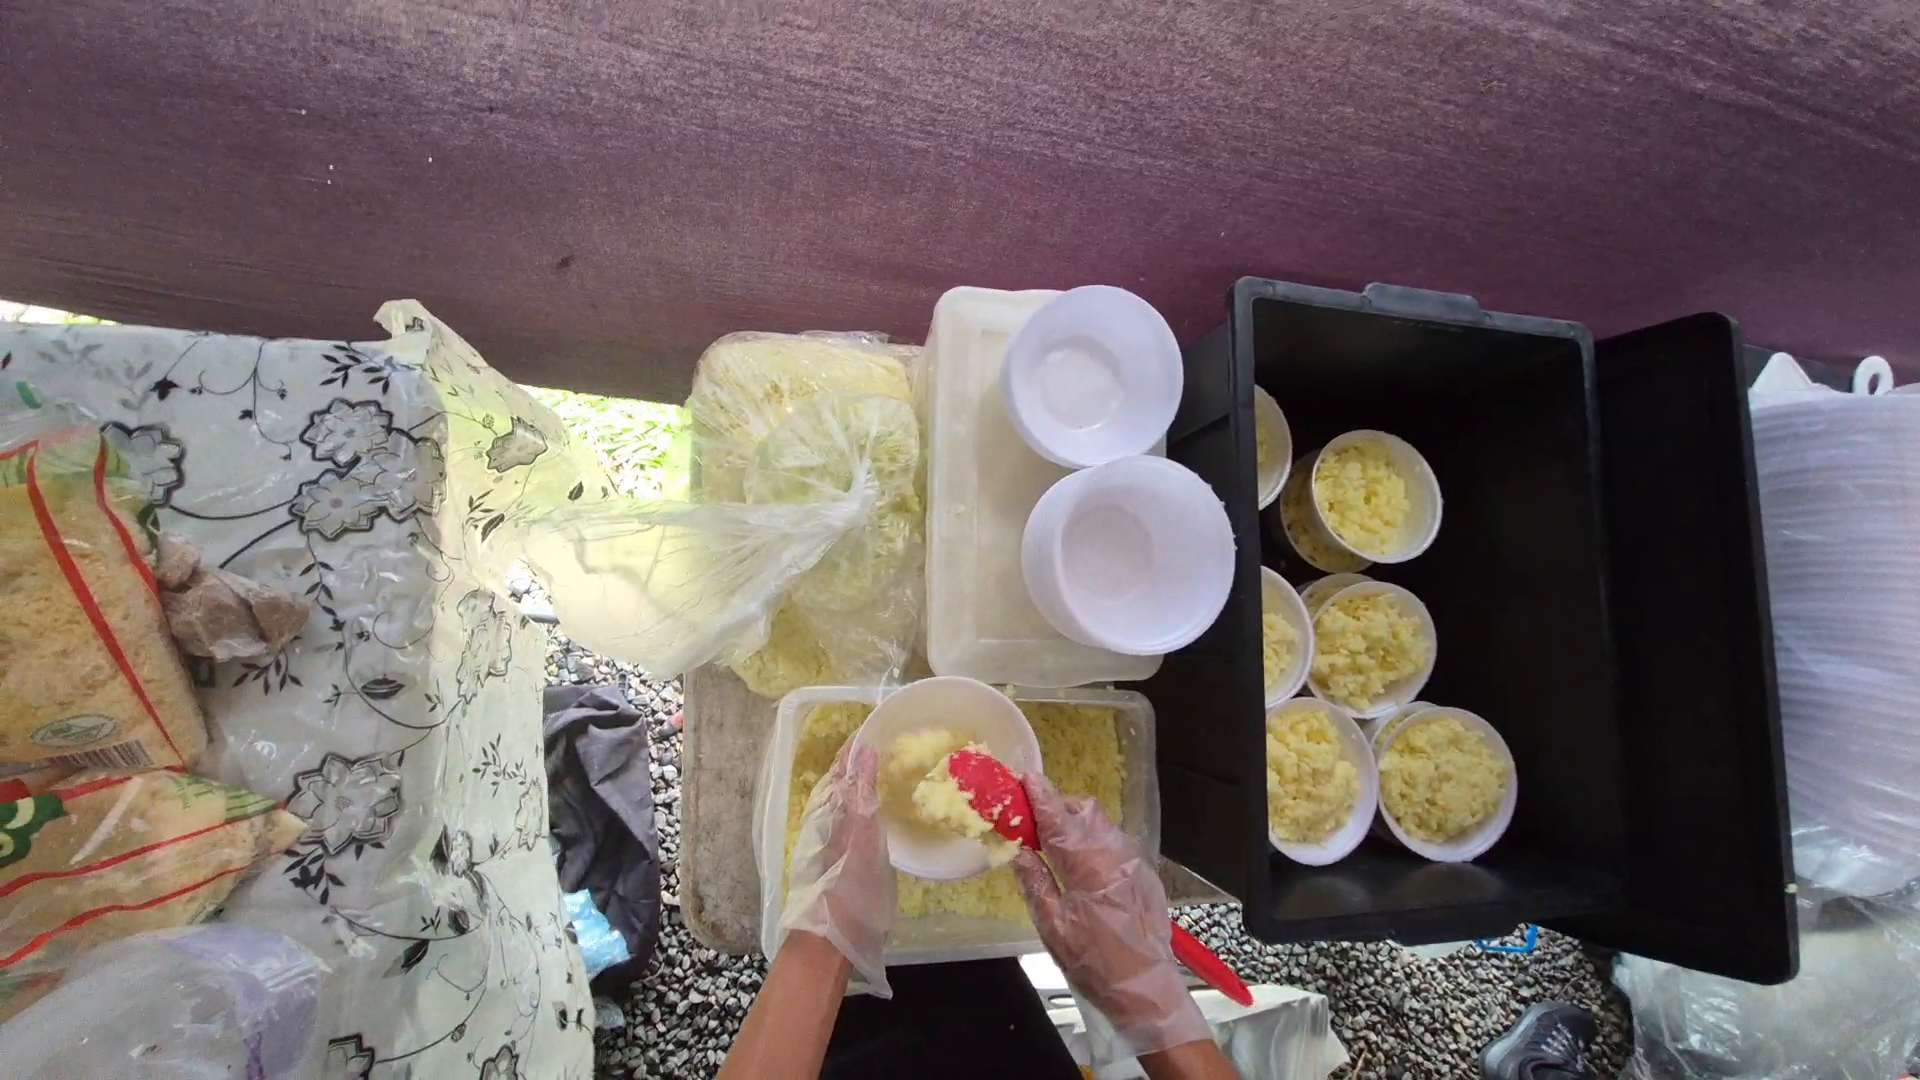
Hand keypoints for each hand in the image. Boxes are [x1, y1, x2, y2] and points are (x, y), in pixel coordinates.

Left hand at [778, 742, 895, 996]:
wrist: (831, 940)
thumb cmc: (850, 888)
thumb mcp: (863, 837)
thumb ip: (863, 794)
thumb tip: (864, 751)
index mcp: (832, 809)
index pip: (844, 765)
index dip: (858, 745)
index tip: (881, 725)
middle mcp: (826, 819)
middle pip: (842, 780)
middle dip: (861, 759)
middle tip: (891, 742)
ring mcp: (830, 839)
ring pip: (844, 799)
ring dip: (862, 780)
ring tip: (886, 767)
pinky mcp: (837, 857)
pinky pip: (849, 817)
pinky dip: (863, 802)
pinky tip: (877, 807)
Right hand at [1012, 773, 1211, 1058]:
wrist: (1148, 991)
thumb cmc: (1095, 964)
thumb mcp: (1054, 928)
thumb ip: (1036, 883)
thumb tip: (1020, 850)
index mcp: (1089, 867)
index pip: (1059, 820)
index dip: (1041, 797)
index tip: (1027, 777)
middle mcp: (1115, 855)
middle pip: (1084, 811)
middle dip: (1059, 808)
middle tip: (1037, 825)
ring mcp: (1134, 862)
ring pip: (1102, 824)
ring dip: (1077, 824)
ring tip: (1058, 846)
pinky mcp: (1145, 873)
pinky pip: (1115, 842)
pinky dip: (1095, 842)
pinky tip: (1085, 867)